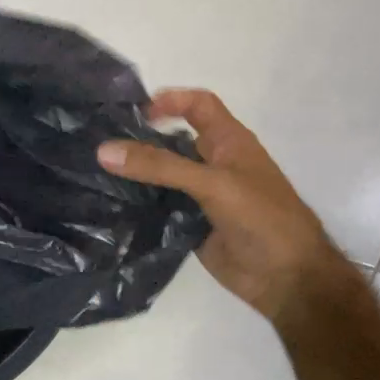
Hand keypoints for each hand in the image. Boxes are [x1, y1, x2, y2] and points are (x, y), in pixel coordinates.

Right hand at [96, 89, 355, 323]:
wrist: (286, 278)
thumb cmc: (262, 218)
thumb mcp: (213, 183)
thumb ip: (160, 166)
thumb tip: (104, 150)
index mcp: (229, 143)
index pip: (199, 105)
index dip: (170, 100)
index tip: (133, 113)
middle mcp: (213, 164)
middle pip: (171, 140)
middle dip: (139, 138)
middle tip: (97, 141)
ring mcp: (200, 195)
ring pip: (160, 175)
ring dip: (133, 173)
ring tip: (93, 171)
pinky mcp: (188, 223)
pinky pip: (157, 206)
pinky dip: (136, 204)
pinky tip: (108, 204)